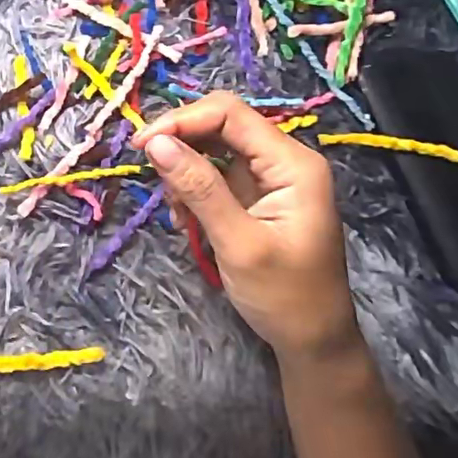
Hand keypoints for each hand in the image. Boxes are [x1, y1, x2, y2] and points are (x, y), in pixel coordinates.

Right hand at [131, 92, 358, 364]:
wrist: (314, 342)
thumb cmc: (285, 297)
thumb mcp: (239, 244)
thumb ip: (199, 188)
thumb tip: (156, 143)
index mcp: (292, 163)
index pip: (230, 114)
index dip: (182, 120)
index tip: (143, 145)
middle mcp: (283, 159)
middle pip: (220, 124)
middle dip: (181, 143)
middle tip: (151, 171)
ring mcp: (269, 176)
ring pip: (213, 146)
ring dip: (184, 169)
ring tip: (177, 211)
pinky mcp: (255, 193)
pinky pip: (215, 172)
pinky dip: (193, 187)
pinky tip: (186, 218)